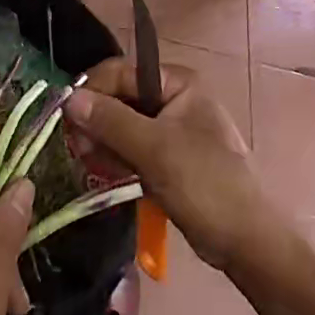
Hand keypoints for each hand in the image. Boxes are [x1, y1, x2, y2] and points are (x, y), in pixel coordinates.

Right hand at [64, 57, 273, 269]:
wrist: (248, 242)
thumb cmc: (204, 183)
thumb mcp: (154, 148)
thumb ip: (110, 120)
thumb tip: (69, 98)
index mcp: (177, 83)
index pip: (122, 72)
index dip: (93, 89)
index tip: (66, 114)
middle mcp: (174, 99)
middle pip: (121, 98)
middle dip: (96, 120)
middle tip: (75, 146)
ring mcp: (172, 130)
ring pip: (124, 126)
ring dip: (103, 141)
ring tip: (85, 161)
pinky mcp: (168, 159)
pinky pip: (133, 149)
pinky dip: (116, 157)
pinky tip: (101, 171)